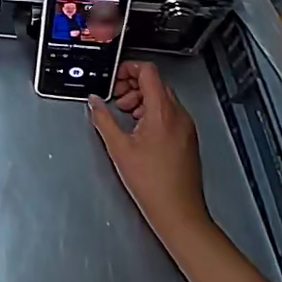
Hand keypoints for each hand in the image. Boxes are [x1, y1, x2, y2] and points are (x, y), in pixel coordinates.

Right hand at [89, 61, 208, 236]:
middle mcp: (178, 114)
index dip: (129, 68)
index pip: (148, 71)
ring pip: (163, 96)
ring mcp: (186, 126)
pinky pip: (170, 112)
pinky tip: (139, 128)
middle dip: (132, 85)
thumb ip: (103, 119)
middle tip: (117, 98)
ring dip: (142, 98)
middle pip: (155, 81)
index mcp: (162, 111)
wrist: (179, 213)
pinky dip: (153, 111)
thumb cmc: (153, 184)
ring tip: (126, 114)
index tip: (115, 78)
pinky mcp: (187, 137)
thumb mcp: (119, 148)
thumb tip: (94, 102)